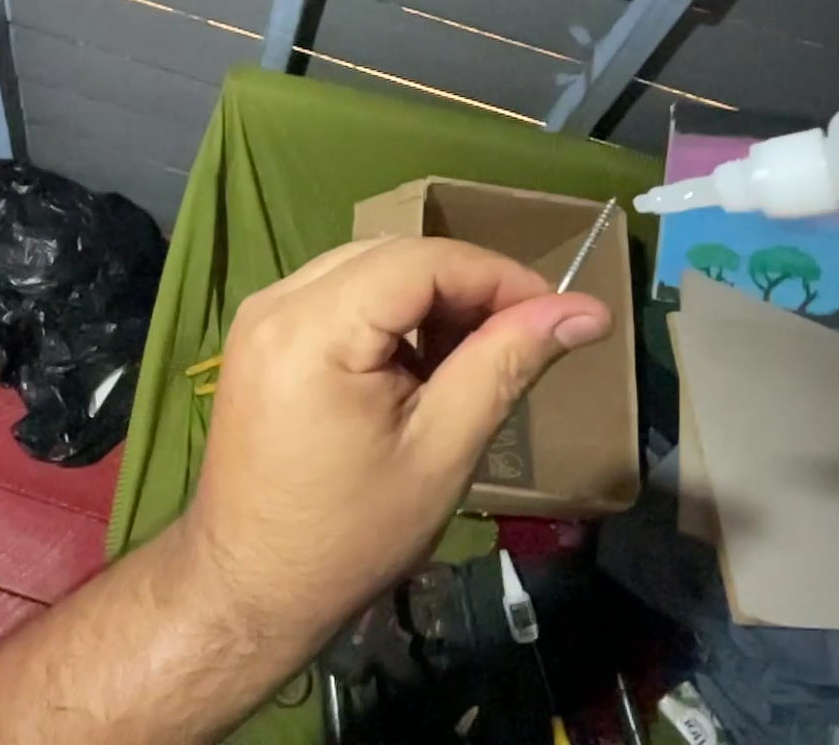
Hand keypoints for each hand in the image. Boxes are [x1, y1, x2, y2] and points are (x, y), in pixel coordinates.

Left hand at [177, 236, 609, 643]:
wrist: (252, 584)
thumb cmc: (350, 534)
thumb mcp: (442, 450)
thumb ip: (507, 363)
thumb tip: (585, 310)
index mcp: (311, 328)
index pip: (420, 259)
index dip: (496, 274)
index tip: (557, 310)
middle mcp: (275, 302)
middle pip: (390, 255)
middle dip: (464, 283)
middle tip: (520, 332)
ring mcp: (259, 315)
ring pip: (364, 268)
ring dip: (426, 295)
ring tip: (472, 351)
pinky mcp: (259, 334)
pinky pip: (335, 293)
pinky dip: (386, 311)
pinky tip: (416, 358)